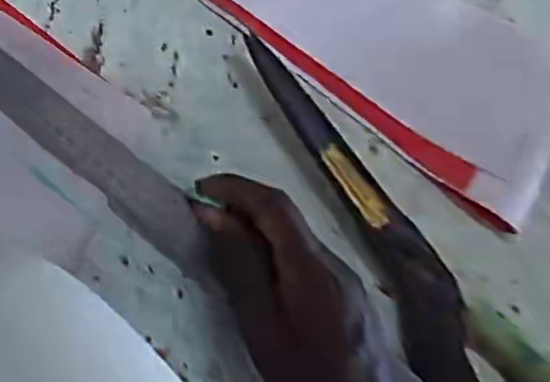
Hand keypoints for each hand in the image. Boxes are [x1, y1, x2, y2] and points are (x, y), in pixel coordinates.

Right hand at [193, 174, 387, 381]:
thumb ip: (237, 263)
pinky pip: (303, 250)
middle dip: (240, 204)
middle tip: (205, 215)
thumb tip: (210, 212)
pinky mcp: (349, 292)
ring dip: (254, 224)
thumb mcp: (260, 324)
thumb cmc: (307, 374)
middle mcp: (336, 266)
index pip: (274, 204)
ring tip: (224, 241)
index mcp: (313, 271)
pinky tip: (256, 267)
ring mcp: (347, 278)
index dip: (234, 186)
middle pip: (285, 214)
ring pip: (293, 231)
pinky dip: (272, 243)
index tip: (200, 190)